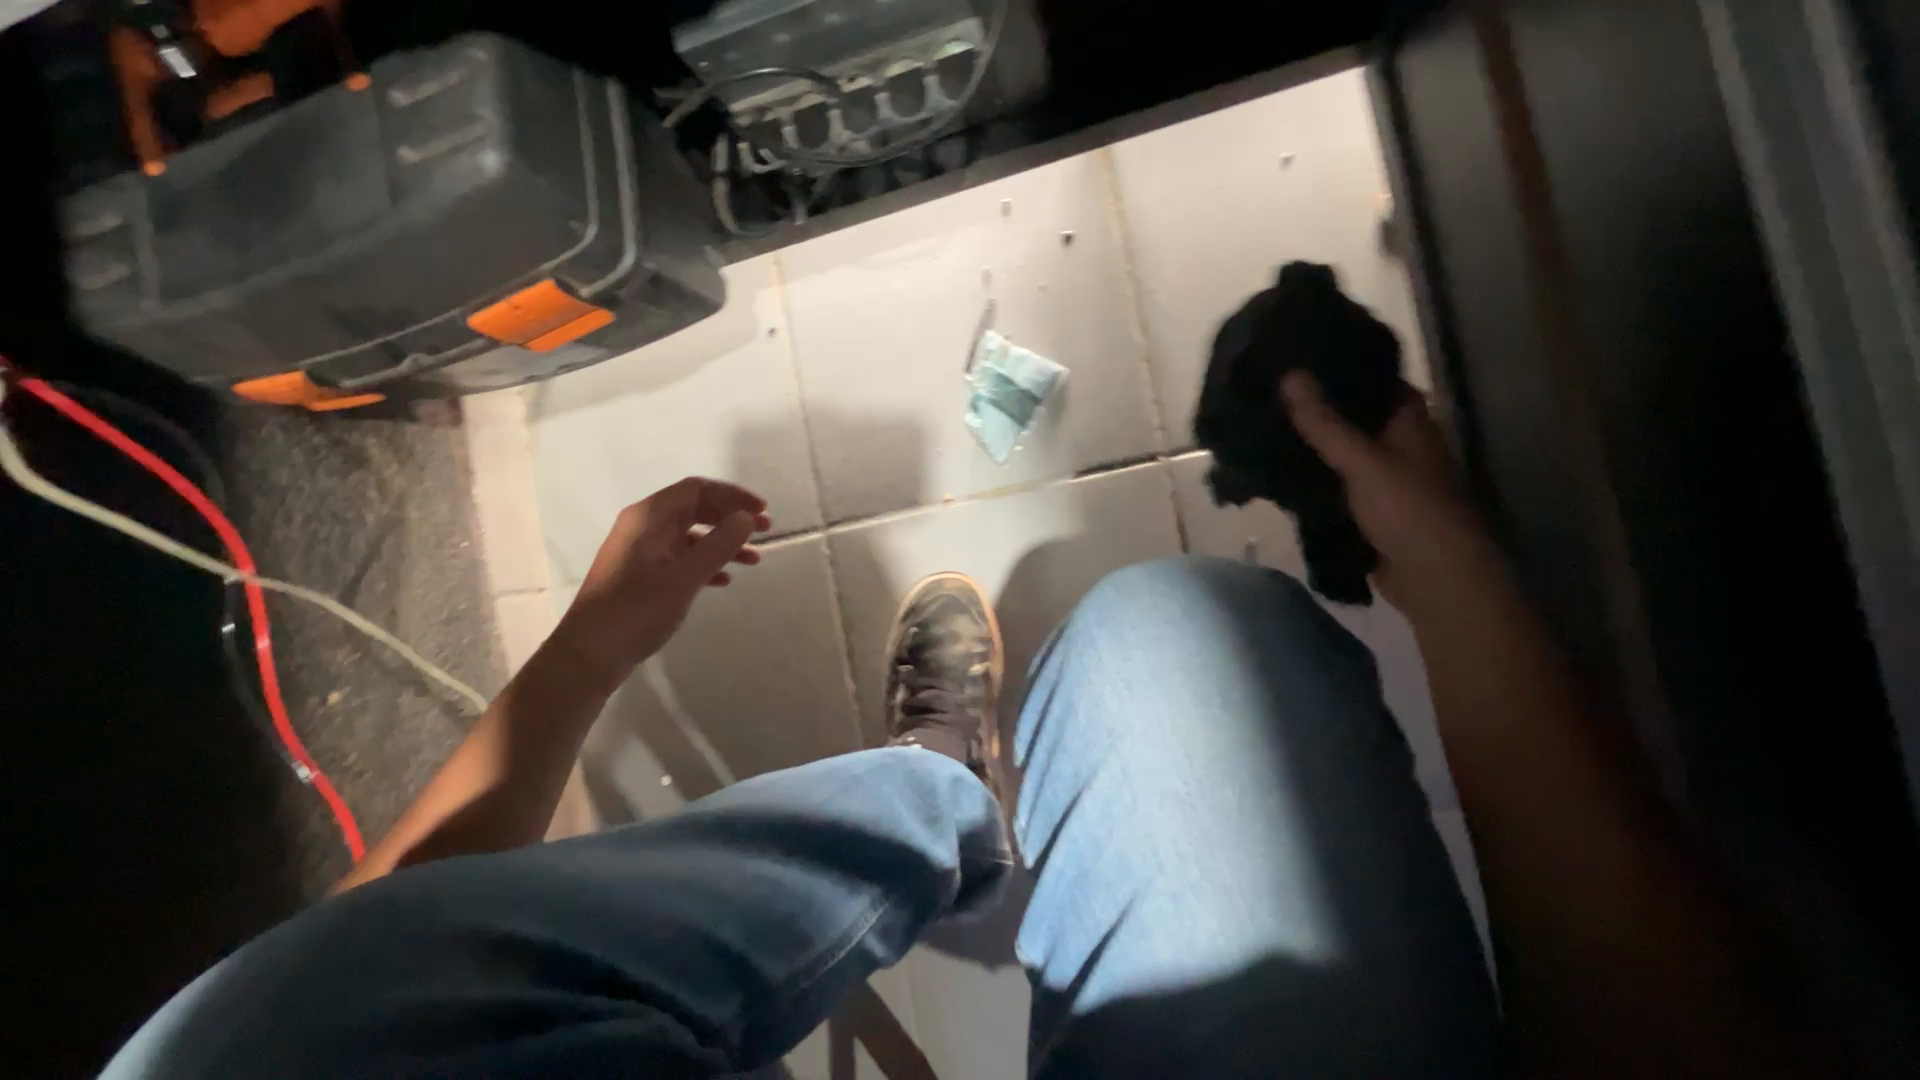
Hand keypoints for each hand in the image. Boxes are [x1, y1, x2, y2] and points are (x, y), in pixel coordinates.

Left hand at [547, 478, 770, 688]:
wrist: (590, 653)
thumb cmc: (636, 611)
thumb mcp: (683, 578)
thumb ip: (718, 545)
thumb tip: (747, 518)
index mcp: (649, 517)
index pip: (697, 489)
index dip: (733, 495)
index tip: (763, 510)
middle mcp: (643, 526)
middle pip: (695, 508)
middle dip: (731, 516)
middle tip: (766, 530)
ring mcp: (642, 550)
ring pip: (691, 534)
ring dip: (723, 542)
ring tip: (754, 559)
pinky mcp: (642, 573)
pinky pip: (681, 556)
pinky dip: (706, 562)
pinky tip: (724, 579)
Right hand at [1281, 372, 1499, 611]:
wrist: (1434, 577)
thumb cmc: (1408, 509)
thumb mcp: (1362, 461)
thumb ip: (1324, 422)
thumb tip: (1288, 374)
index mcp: (1407, 421)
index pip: (1372, 379)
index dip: (1339, 366)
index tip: (1295, 355)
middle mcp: (1396, 444)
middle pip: (1350, 416)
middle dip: (1312, 408)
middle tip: (1263, 391)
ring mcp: (1380, 478)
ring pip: (1336, 453)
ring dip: (1306, 446)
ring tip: (1257, 426)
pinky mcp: (1364, 510)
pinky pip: (1329, 486)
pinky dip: (1306, 480)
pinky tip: (1272, 472)